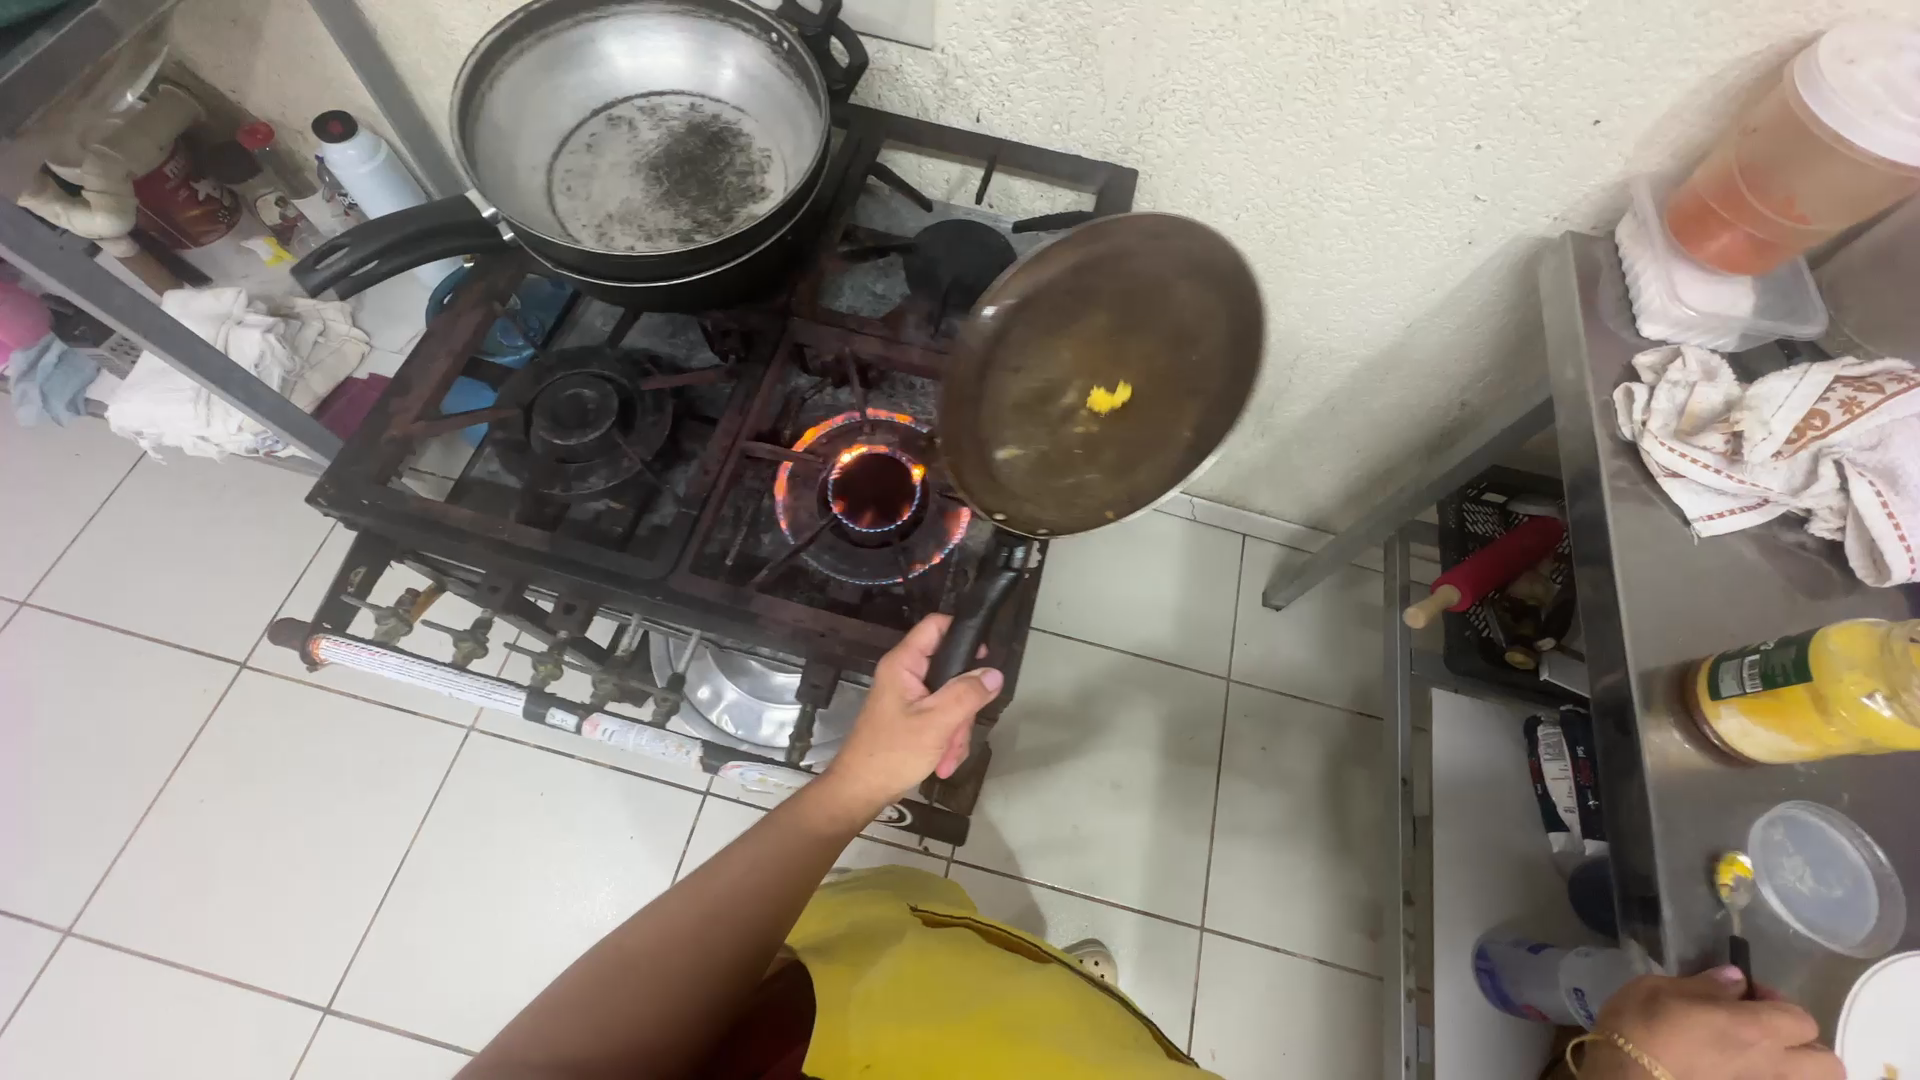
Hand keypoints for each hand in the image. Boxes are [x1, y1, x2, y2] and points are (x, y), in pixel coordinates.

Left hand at [817, 614, 1002, 815]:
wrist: (861, 791)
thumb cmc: (893, 752)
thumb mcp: (936, 721)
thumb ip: (967, 694)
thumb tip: (994, 674)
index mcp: (904, 664)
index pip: (935, 626)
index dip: (962, 632)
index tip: (985, 656)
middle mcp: (906, 675)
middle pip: (951, 670)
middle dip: (963, 705)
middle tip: (961, 726)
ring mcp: (910, 698)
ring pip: (950, 699)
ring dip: (956, 730)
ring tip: (948, 755)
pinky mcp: (913, 718)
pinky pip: (942, 719)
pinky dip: (947, 740)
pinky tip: (943, 762)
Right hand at [1588, 968, 1839, 1079]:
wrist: (1627, 1075)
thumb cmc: (1641, 1023)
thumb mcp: (1660, 989)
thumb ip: (1705, 985)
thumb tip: (1735, 979)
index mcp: (1754, 1029)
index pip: (1800, 1018)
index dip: (1776, 1002)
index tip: (1744, 994)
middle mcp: (1774, 1065)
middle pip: (1828, 1062)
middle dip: (1804, 1044)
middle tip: (1762, 1030)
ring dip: (1794, 1068)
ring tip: (1755, 1054)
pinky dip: (1767, 1077)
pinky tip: (1735, 1069)